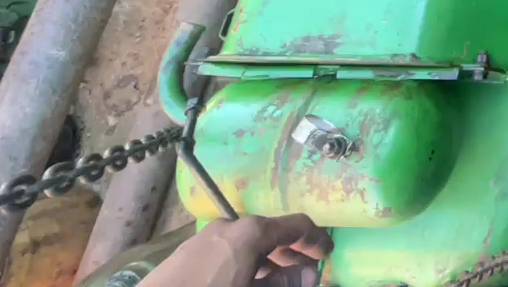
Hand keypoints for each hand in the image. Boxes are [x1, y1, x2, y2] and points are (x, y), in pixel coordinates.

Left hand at [138, 214, 331, 286]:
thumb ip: (286, 283)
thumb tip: (310, 275)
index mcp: (252, 230)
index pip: (297, 226)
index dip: (316, 240)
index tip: (327, 254)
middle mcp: (230, 226)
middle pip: (270, 234)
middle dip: (289, 255)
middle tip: (303, 273)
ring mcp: (202, 240)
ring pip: (244, 245)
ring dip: (263, 263)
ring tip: (272, 282)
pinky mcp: (180, 258)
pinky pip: (222, 255)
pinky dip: (239, 266)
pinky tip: (239, 282)